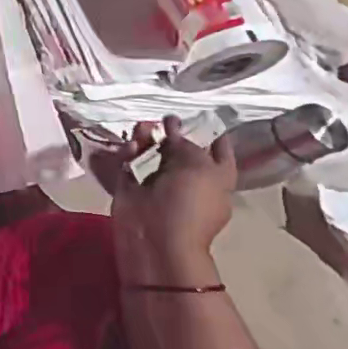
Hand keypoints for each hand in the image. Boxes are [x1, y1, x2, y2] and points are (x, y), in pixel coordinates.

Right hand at [96, 119, 238, 285]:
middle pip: (180, 146)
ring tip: (141, 128)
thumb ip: (185, 142)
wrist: (155, 235)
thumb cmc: (188, 202)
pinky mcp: (132, 184)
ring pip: (152, 151)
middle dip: (170, 131)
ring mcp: (159, 182)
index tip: (198, 113)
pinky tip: (130, 147)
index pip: (218, 149)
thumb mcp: (198, 165)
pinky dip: (129, 152)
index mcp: (215, 177)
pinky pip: (130, 161)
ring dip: (147, 138)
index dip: (211, 131)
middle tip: (162, 120)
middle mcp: (189, 178)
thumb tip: (172, 128)